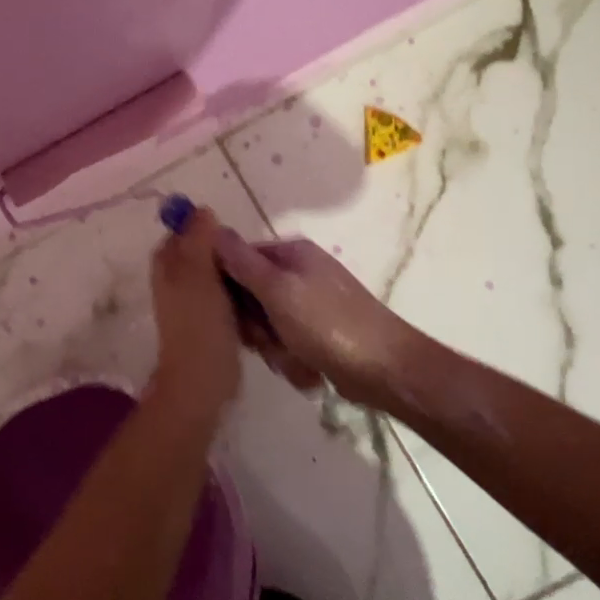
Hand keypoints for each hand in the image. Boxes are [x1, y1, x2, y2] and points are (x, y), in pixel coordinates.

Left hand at [146, 207, 242, 421]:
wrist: (201, 384)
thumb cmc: (199, 326)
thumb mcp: (199, 275)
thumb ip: (198, 240)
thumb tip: (202, 209)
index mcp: (167, 263)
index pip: (189, 231)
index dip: (213, 233)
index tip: (239, 245)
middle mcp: (176, 278)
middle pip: (209, 254)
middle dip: (232, 261)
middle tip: (253, 271)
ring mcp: (192, 302)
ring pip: (223, 278)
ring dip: (241, 284)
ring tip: (259, 293)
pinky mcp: (210, 322)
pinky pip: (230, 301)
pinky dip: (242, 304)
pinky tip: (257, 313)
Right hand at [215, 234, 418, 404]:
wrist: (387, 370)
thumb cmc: (329, 324)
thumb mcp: (278, 290)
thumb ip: (241, 262)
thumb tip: (212, 229)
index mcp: (291, 253)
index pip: (237, 259)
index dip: (228, 287)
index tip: (232, 312)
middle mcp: (299, 273)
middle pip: (249, 296)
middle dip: (255, 325)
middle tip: (268, 339)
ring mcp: (310, 305)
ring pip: (265, 325)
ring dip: (273, 347)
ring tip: (293, 358)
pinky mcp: (319, 334)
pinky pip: (285, 344)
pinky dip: (291, 359)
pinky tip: (306, 370)